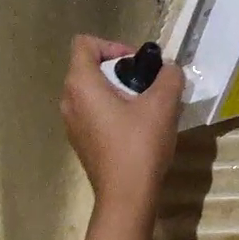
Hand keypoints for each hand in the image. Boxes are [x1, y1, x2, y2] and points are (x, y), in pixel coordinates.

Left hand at [61, 35, 183, 212]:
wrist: (127, 196)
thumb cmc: (140, 145)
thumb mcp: (163, 105)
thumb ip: (169, 77)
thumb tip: (169, 70)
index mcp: (81, 84)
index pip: (85, 44)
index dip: (113, 45)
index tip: (137, 65)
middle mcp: (69, 100)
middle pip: (89, 68)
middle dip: (120, 71)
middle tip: (147, 87)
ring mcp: (72, 124)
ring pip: (93, 93)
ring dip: (119, 93)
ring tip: (145, 109)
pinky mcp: (81, 142)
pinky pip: (94, 114)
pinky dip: (113, 112)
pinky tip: (137, 130)